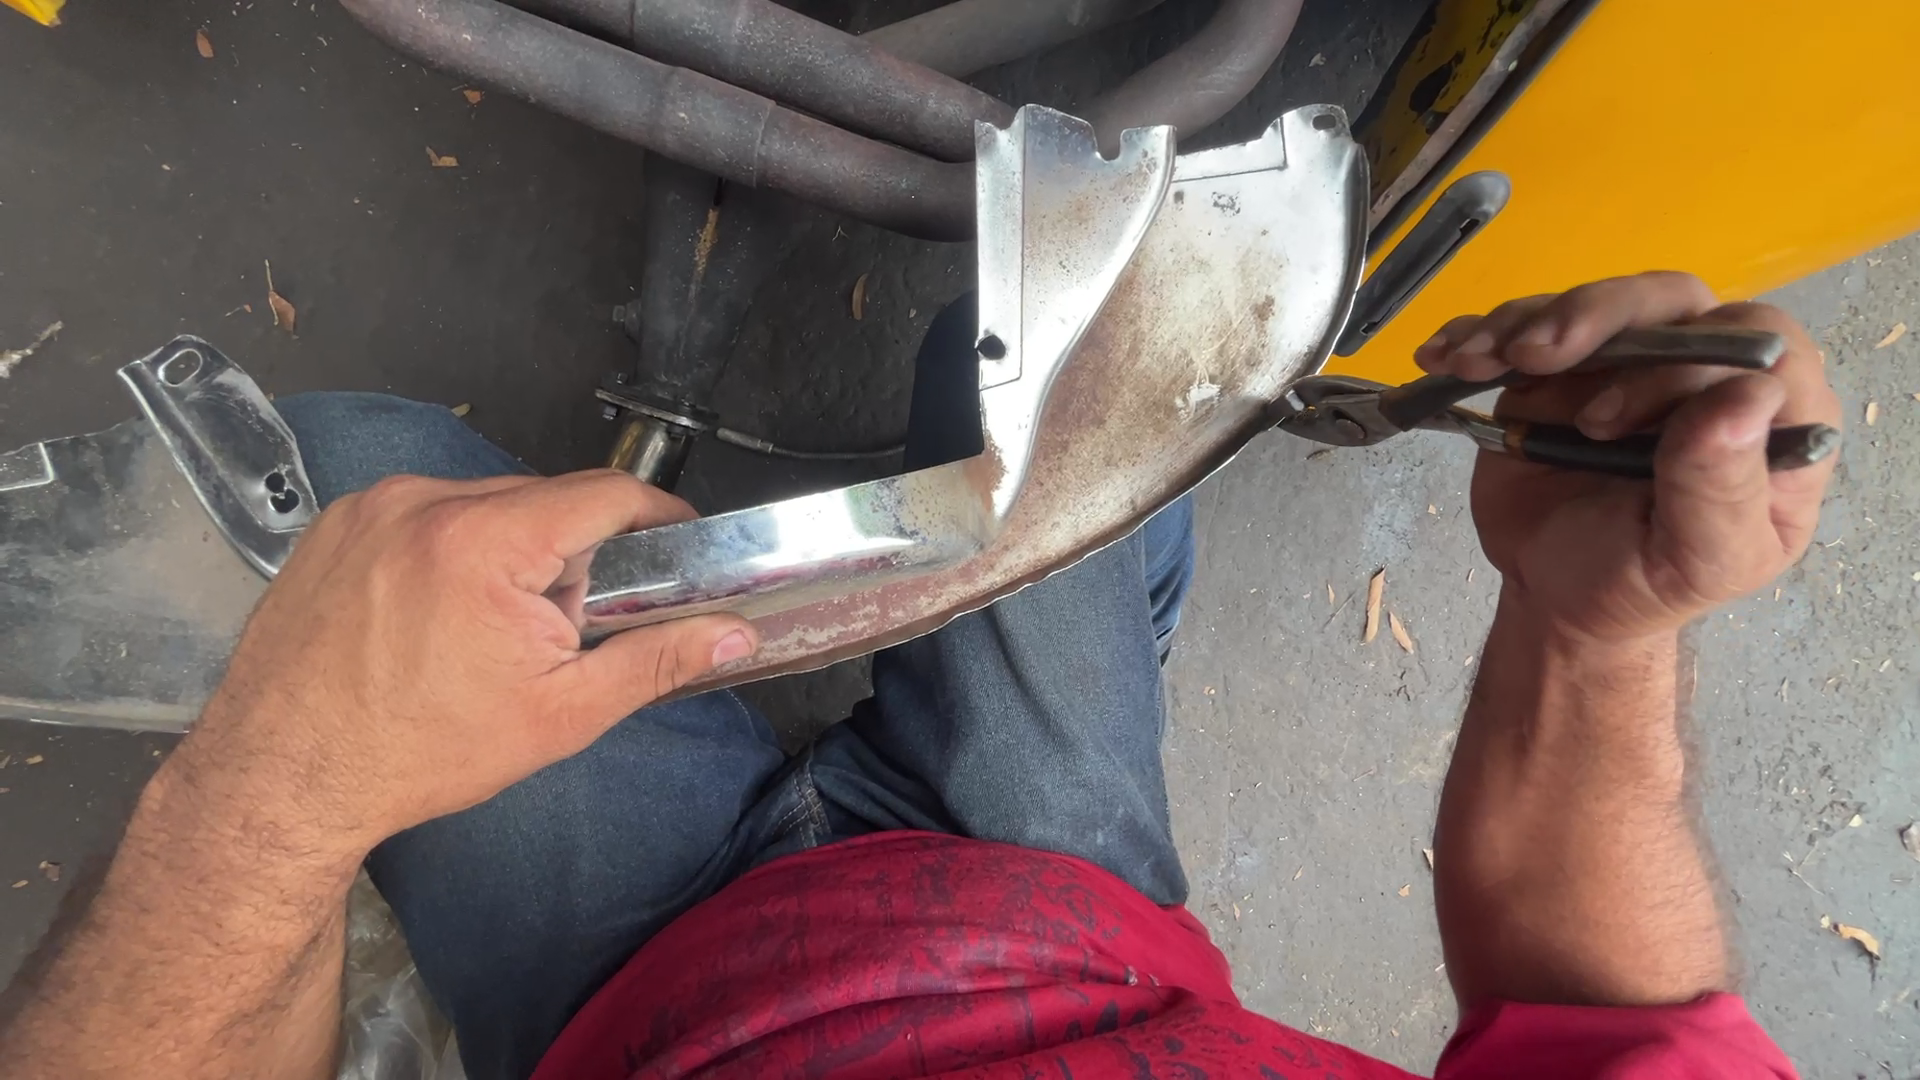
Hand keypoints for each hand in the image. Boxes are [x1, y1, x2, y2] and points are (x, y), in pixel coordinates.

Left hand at [173, 470, 758, 854]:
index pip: (607, 492)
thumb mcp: (565, 712)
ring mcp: (376, 506)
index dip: (657, 512)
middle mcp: (425, 504)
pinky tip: (461, 601)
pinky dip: (474, 540)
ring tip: (520, 612)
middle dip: (589, 542)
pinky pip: (442, 509)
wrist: (278, 785)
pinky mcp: (344, 520)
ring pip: (497, 499)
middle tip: (591, 606)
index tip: (679, 539)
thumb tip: (734, 634)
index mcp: (486, 542)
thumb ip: (659, 660)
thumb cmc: (425, 751)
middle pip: (552, 494)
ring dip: (530, 541)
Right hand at [1413, 271, 1841, 641]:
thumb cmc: (1640, 581)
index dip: (1672, 365)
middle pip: (1660, 300)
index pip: (1742, 343)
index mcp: (1760, 412)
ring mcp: (1610, 372)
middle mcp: (1689, 374)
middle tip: (1530, 356)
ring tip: (1465, 364)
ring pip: (1578, 307)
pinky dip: (1469, 337)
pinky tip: (1439, 358)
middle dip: (1588, 315)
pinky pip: (1510, 336)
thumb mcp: (1702, 556)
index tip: (1601, 423)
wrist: (1556, 594)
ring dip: (1514, 325)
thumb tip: (1743, 398)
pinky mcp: (1541, 382)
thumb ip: (1726, 485)